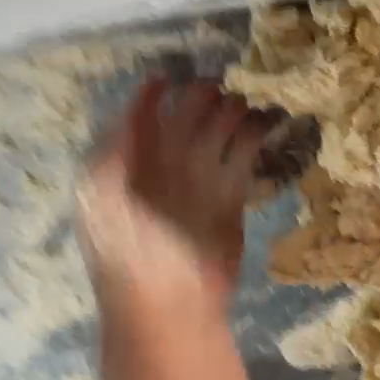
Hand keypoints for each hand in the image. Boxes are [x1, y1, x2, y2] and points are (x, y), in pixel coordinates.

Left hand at [77, 76, 270, 318]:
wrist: (170, 305)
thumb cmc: (130, 258)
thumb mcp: (104, 205)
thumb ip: (114, 157)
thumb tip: (135, 113)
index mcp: (126, 166)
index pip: (140, 117)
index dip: (153, 94)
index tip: (175, 74)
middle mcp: (164, 167)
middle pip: (188, 119)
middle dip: (207, 99)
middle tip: (232, 89)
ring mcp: (200, 180)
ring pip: (222, 133)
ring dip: (240, 114)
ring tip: (259, 102)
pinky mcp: (231, 195)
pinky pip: (246, 156)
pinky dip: (261, 137)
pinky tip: (275, 122)